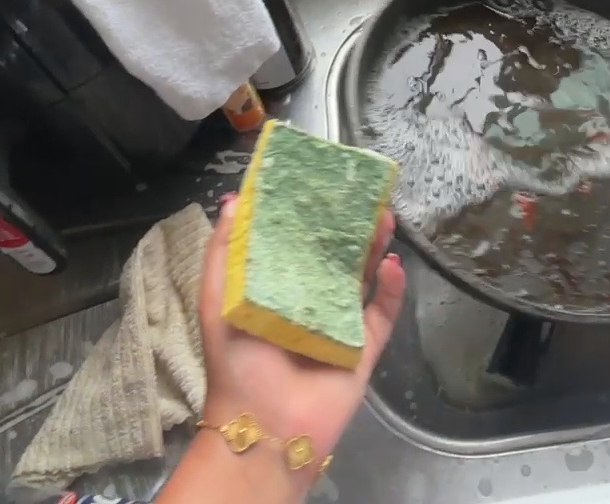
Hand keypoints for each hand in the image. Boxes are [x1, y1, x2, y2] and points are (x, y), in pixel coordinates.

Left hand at [160, 195, 405, 503]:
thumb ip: (224, 251)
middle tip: (363, 195)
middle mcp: (310, 301)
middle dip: (350, 225)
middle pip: (336, 255)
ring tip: (384, 217)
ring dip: (375, 247)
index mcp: (276, 288)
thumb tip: (235, 199)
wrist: (264, 427)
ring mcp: (340, 323)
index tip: (321, 182)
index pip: (296, 243)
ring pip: (363, 277)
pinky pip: (381, 313)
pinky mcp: (364, 347)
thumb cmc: (236, 360)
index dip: (309, 214)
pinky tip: (392, 264)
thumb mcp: (218, 299)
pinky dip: (390, 288)